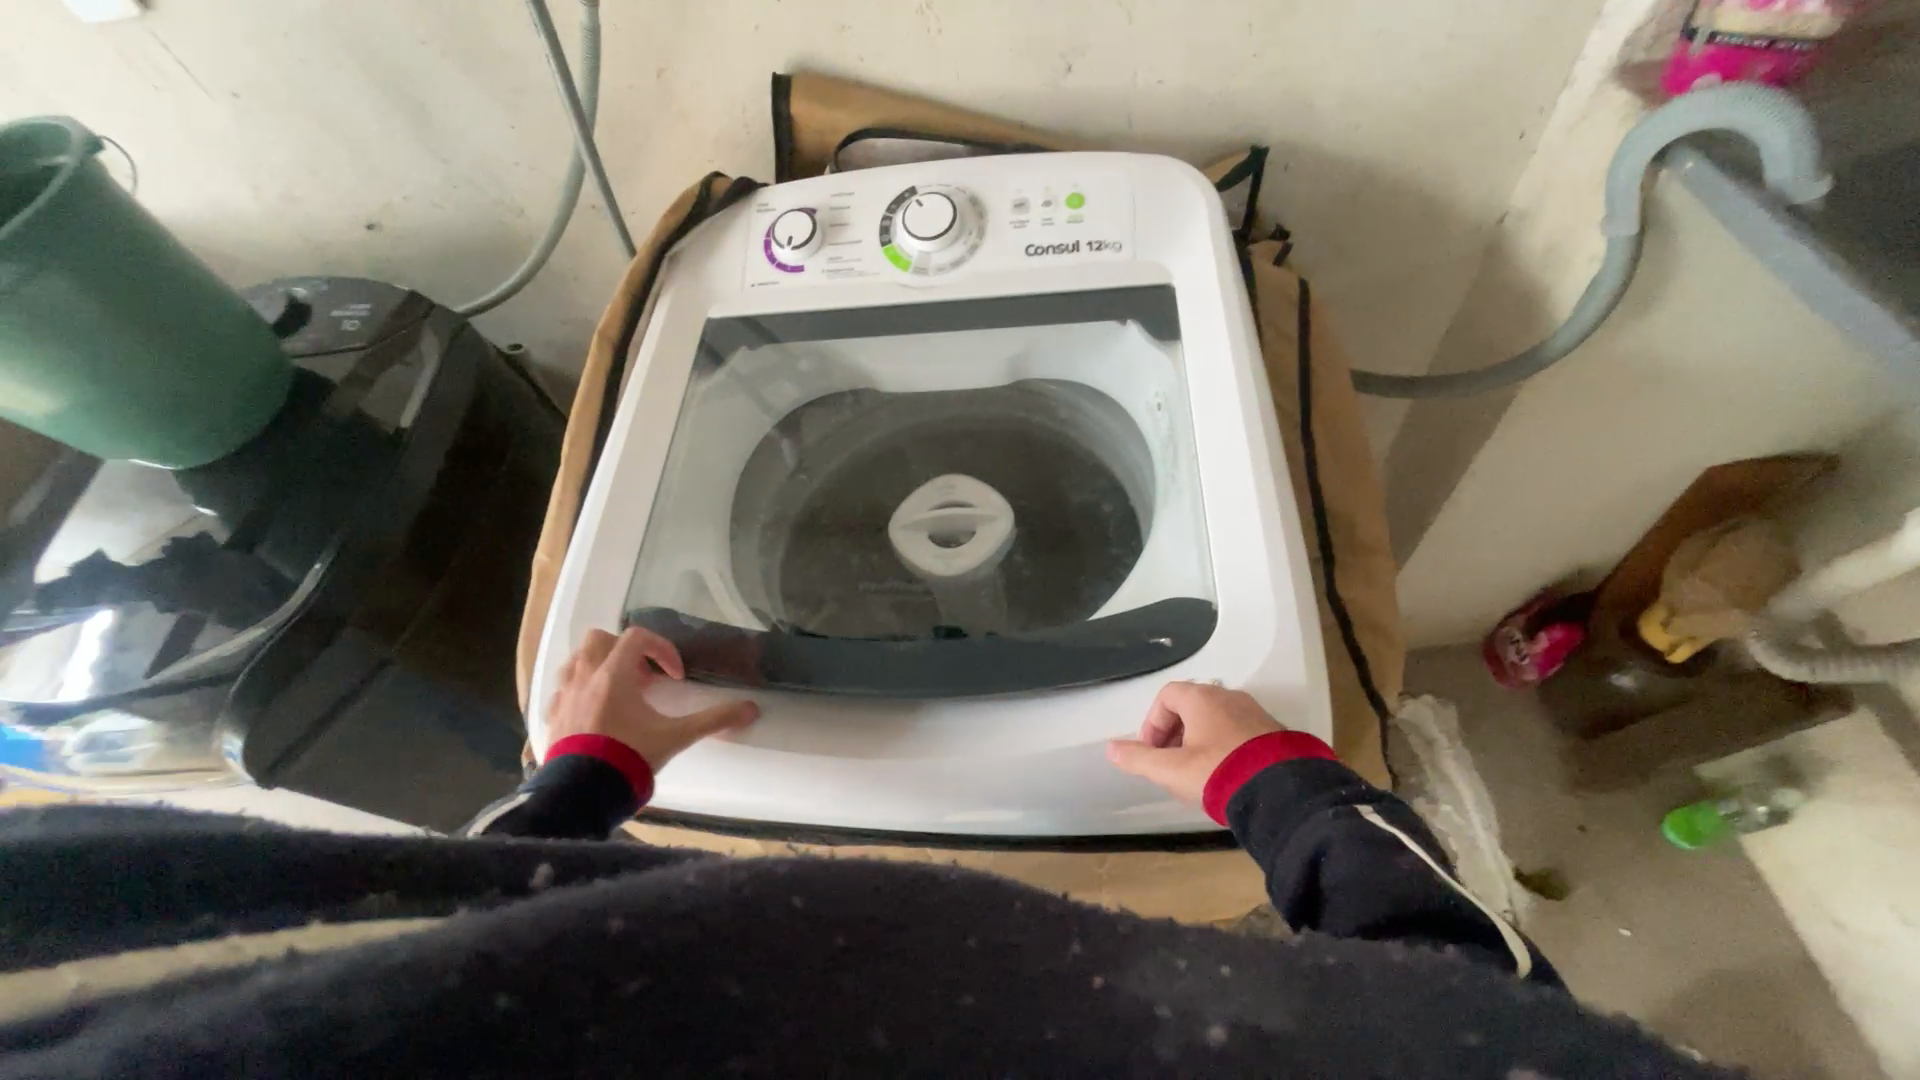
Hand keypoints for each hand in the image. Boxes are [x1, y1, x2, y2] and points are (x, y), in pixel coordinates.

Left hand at [545, 627, 759, 770]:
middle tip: (644, 676)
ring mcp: (564, 697)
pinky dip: (578, 692)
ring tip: (620, 690)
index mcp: (614, 674)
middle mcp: (585, 678)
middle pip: (599, 639)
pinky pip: (561, 691)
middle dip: (623, 650)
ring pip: (575, 661)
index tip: (675, 675)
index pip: (637, 637)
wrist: (582, 793)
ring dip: (598, 667)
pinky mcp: (552, 717)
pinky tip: (596, 712)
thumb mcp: (676, 737)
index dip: (661, 648)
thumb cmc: (629, 757)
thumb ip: (713, 720)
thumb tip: (752, 710)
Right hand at [1106, 681, 1283, 802]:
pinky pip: (1238, 731)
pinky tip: (1224, 775)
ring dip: (1198, 742)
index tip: (1152, 751)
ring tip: (1196, 774)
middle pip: (1191, 707)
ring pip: (1215, 720)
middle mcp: (1228, 697)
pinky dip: (1223, 747)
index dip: (1153, 722)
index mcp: (1202, 698)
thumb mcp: (1171, 770)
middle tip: (1170, 764)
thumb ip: (1139, 758)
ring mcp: (1254, 713)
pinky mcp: (1273, 731)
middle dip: (1174, 734)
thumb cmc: (1218, 772)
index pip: (1167, 696)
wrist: (1282, 791)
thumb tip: (1110, 748)